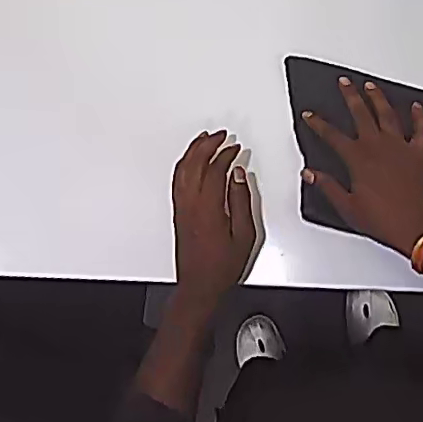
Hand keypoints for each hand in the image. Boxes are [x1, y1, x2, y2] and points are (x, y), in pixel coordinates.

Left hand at [169, 130, 256, 312]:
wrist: (199, 286)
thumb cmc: (222, 265)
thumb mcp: (244, 234)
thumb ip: (242, 201)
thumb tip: (239, 175)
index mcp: (208, 207)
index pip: (215, 170)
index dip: (226, 155)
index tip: (235, 148)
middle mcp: (190, 204)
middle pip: (195, 164)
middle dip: (208, 145)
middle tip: (221, 136)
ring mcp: (181, 207)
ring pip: (183, 170)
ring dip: (193, 151)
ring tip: (204, 139)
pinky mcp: (178, 212)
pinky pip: (178, 180)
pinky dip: (184, 164)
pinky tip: (191, 160)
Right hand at [300, 77, 422, 256]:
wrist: (421, 227)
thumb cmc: (386, 219)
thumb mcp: (349, 207)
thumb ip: (328, 186)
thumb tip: (311, 174)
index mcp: (358, 159)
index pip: (332, 135)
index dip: (318, 123)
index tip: (310, 115)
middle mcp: (378, 146)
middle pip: (361, 113)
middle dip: (350, 96)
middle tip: (344, 83)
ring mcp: (400, 147)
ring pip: (387, 113)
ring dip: (378, 97)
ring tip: (370, 85)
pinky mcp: (419, 153)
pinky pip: (420, 128)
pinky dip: (419, 116)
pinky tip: (416, 106)